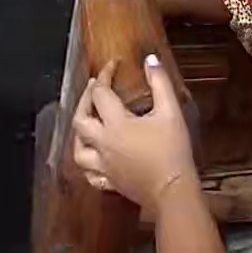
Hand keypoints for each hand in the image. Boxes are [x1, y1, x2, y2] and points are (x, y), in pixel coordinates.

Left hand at [70, 54, 196, 215]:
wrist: (174, 192)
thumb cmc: (172, 150)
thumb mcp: (170, 110)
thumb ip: (160, 82)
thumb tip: (150, 60)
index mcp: (116, 125)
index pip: (100, 93)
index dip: (104, 74)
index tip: (114, 63)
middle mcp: (103, 145)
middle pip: (80, 119)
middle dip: (84, 99)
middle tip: (93, 86)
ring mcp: (104, 167)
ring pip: (77, 150)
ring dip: (79, 132)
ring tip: (87, 119)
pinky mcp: (110, 183)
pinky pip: (89, 174)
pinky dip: (88, 161)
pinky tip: (95, 155)